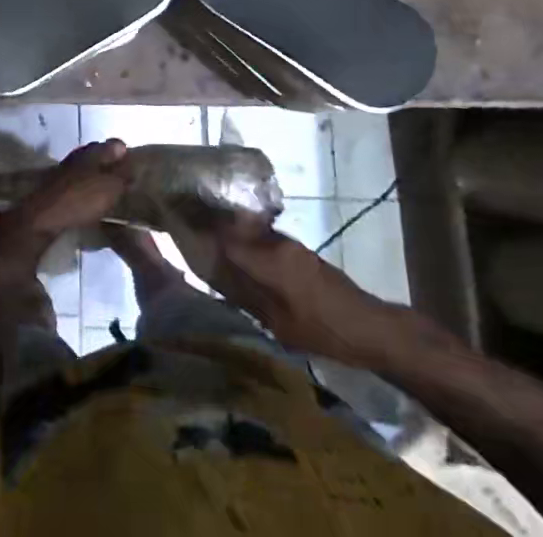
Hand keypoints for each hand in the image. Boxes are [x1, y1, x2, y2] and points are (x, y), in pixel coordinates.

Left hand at [3, 139, 131, 239]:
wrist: (43, 216)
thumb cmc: (81, 198)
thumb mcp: (111, 187)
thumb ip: (123, 175)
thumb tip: (133, 164)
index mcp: (93, 151)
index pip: (116, 144)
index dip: (127, 153)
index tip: (136, 167)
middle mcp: (78, 155)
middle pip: (100, 155)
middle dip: (113, 165)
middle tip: (126, 181)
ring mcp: (65, 170)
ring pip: (88, 169)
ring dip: (99, 177)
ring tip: (111, 193)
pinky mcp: (56, 186)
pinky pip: (78, 183)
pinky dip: (87, 189)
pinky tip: (92, 201)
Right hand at [166, 208, 403, 366]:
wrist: (371, 328)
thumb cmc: (323, 330)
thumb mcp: (277, 321)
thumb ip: (242, 290)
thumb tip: (210, 267)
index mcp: (267, 258)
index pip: (220, 232)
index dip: (194, 221)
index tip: (170, 212)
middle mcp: (275, 243)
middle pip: (230, 225)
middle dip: (204, 220)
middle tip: (179, 222)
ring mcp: (287, 245)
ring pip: (244, 231)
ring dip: (222, 229)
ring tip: (198, 236)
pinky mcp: (296, 252)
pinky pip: (259, 239)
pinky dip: (240, 241)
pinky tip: (230, 253)